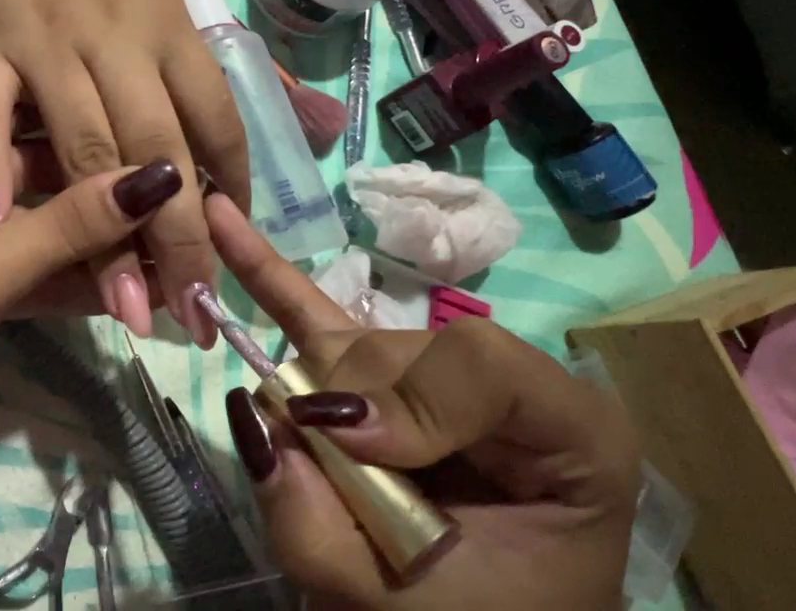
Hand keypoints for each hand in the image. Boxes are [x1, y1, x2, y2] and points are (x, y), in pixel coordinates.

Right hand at [0, 0, 249, 344]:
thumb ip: (188, 61)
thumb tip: (232, 139)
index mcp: (168, 23)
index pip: (216, 118)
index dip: (232, 190)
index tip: (236, 252)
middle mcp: (116, 38)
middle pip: (159, 147)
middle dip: (181, 238)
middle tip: (196, 317)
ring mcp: (46, 42)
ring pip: (85, 144)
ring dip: (106, 233)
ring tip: (126, 310)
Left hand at [0, 100, 185, 478]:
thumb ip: (68, 225)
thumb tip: (161, 175)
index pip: (23, 110)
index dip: (93, 121)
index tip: (170, 134)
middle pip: (39, 172)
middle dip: (106, 197)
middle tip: (191, 208)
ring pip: (41, 229)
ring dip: (99, 249)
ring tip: (179, 256)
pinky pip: (31, 273)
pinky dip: (75, 285)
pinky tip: (140, 293)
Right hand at [205, 194, 640, 609]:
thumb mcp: (402, 603)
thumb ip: (318, 530)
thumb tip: (261, 420)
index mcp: (571, 434)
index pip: (484, 365)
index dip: (412, 397)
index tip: (353, 446)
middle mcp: (503, 381)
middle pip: (403, 350)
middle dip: (346, 412)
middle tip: (333, 486)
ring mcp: (435, 369)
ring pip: (347, 340)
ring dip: (304, 394)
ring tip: (309, 450)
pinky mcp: (383, 375)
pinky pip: (319, 318)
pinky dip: (267, 279)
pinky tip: (225, 223)